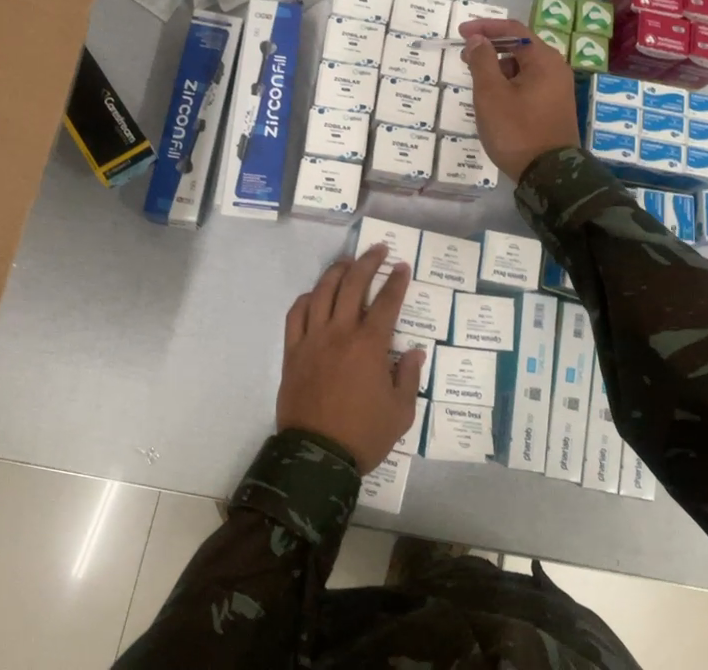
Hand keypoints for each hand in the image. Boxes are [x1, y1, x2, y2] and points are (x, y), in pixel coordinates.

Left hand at [278, 246, 425, 474]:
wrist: (317, 456)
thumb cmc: (364, 435)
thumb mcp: (401, 412)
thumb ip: (409, 376)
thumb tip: (415, 352)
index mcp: (370, 345)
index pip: (387, 302)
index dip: (396, 281)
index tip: (402, 267)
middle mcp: (340, 332)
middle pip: (353, 285)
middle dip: (368, 262)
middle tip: (378, 250)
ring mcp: (312, 339)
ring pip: (322, 292)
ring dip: (337, 272)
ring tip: (347, 262)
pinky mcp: (292, 351)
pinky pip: (296, 314)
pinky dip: (307, 299)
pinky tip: (315, 295)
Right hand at [458, 17, 579, 181]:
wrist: (548, 174)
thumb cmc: (516, 130)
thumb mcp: (491, 94)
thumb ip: (482, 61)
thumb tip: (477, 40)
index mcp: (544, 60)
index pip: (514, 29)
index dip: (485, 27)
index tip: (460, 33)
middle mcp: (556, 69)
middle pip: (520, 46)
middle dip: (491, 48)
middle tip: (464, 57)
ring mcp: (557, 89)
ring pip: (524, 67)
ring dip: (499, 67)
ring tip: (476, 81)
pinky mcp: (554, 107)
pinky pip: (529, 84)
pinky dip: (509, 83)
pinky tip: (493, 98)